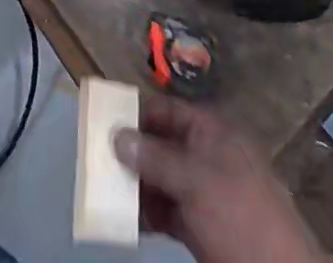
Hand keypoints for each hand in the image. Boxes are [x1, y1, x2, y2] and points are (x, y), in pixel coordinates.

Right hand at [114, 94, 328, 262]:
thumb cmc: (238, 213)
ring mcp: (204, 189)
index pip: (167, 110)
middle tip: (94, 161)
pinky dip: (147, 213)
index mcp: (211, 130)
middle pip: (161, 143)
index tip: (102, 123)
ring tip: (101, 192)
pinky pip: (166, 209)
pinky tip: (124, 221)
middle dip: (131, 153)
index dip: (137, 114)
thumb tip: (118, 136)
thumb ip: (156, 158)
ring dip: (135, 185)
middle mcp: (206, 153)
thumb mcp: (195, 180)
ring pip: (160, 178)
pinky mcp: (200, 222)